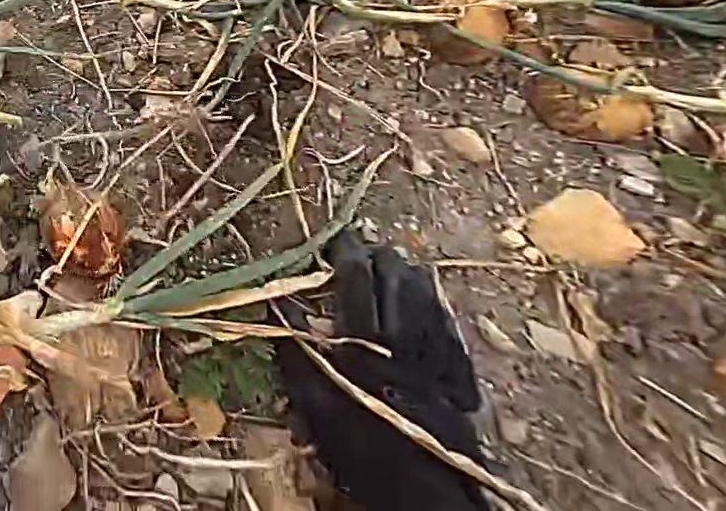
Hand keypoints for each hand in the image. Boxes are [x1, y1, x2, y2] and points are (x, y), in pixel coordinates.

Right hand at [277, 232, 489, 510]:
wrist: (421, 495)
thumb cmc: (359, 445)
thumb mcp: (313, 399)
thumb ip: (293, 346)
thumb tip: (270, 302)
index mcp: (364, 339)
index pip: (355, 276)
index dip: (344, 250)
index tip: (332, 239)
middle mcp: (401, 337)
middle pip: (395, 277)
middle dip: (376, 255)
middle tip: (359, 252)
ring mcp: (434, 352)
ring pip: (425, 294)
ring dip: (405, 273)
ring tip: (390, 266)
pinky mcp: (455, 371)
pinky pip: (446, 323)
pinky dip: (432, 303)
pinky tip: (426, 301)